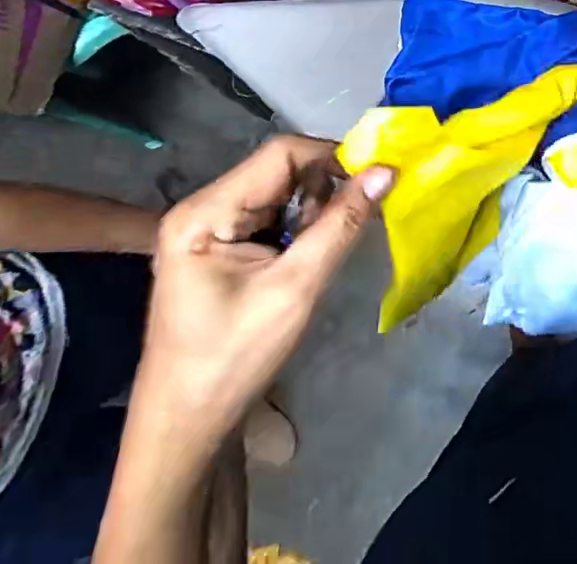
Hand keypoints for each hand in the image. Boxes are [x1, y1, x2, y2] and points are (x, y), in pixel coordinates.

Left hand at [133, 136, 393, 454]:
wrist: (188, 422)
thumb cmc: (234, 356)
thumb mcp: (297, 286)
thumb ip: (343, 222)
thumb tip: (388, 169)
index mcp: (205, 213)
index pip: (282, 154)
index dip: (335, 157)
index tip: (379, 179)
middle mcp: (204, 208)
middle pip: (284, 168)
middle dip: (330, 184)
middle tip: (362, 216)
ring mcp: (213, 226)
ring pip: (287, 189)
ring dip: (323, 205)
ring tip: (340, 238)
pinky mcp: (226, 244)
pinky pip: (279, 213)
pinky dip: (310, 222)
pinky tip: (321, 248)